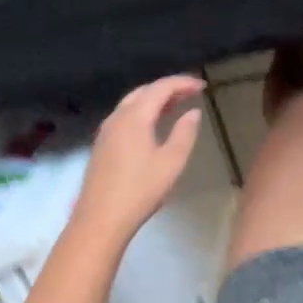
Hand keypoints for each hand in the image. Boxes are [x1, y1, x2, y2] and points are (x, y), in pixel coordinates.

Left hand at [74, 75, 205, 237]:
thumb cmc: (140, 190)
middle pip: (144, 91)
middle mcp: (117, 117)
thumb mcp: (172, 162)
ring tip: (176, 106)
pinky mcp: (102, 144)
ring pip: (132, 103)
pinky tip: (153, 125)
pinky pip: (124, 116)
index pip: (161, 88)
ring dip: (154, 99)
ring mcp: (106, 131)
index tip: (202, 86)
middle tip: (191, 94)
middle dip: (168, 88)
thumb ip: (185, 133)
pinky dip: (143, 111)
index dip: (183, 83)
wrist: (100, 219)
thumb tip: (193, 112)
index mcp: (135, 117)